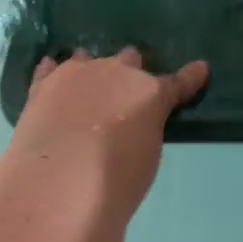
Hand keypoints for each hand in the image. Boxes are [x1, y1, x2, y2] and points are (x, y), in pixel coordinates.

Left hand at [6, 47, 207, 215]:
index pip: (176, 83)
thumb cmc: (117, 179)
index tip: (201, 69)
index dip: (189, 78)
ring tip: (87, 90)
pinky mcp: (41, 85)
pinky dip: (55, 74)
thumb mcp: (146, 157)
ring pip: (87, 59)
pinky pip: (50, 69)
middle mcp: (115, 73)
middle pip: (128, 59)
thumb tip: (132, 126)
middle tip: (125, 96)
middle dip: (129, 73)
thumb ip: (143, 131)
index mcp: (150, 93)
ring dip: (92, 71)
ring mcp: (75, 74)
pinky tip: (52, 78)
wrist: (61, 181)